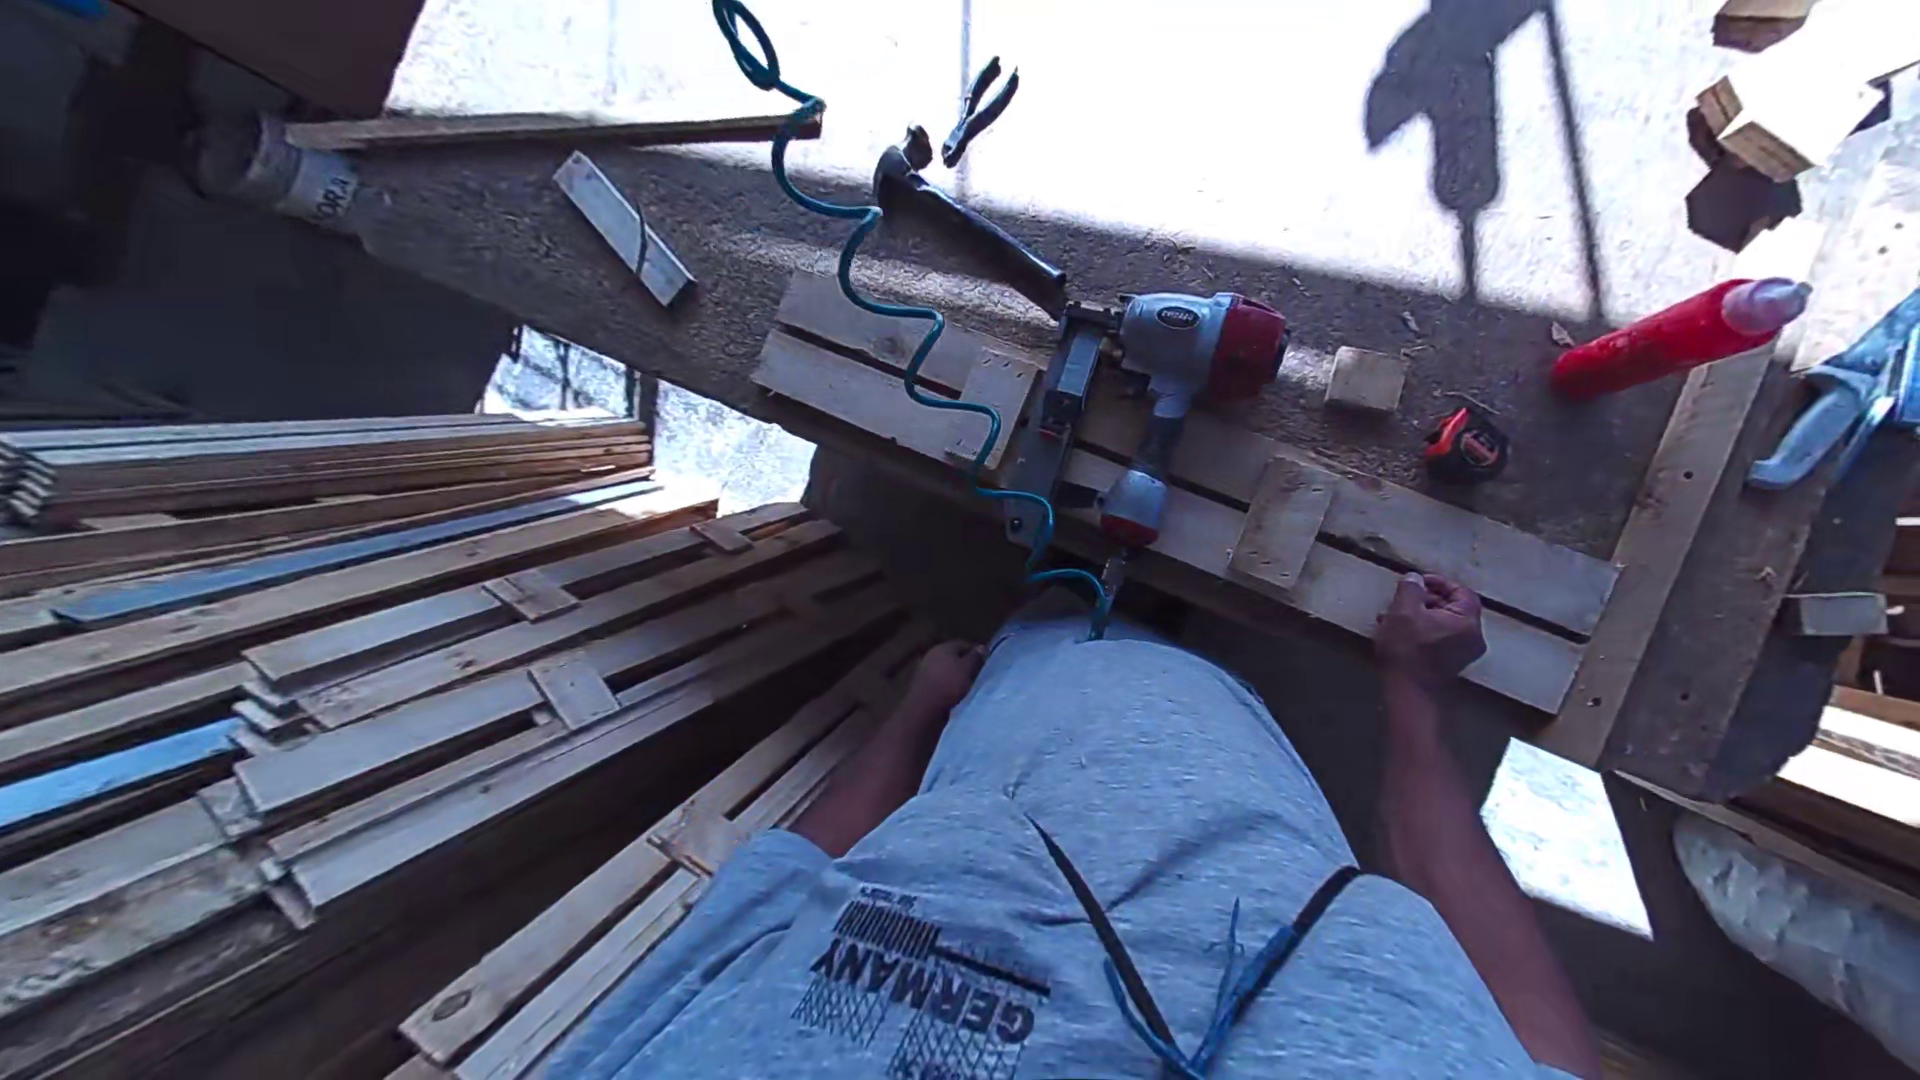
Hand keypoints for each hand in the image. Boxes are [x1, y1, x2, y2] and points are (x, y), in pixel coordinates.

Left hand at [903, 640, 985, 714]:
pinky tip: (954, 692)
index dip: (975, 652)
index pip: (963, 644)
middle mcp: (932, 654)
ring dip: (956, 675)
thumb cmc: (949, 684)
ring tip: (968, 685)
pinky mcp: (922, 682)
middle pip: (953, 656)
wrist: (924, 707)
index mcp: (943, 647)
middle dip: (965, 664)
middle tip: (977, 674)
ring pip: (946, 668)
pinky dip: (947, 683)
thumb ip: (974, 657)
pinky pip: (940, 679)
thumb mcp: (967, 669)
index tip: (985, 662)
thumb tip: (982, 647)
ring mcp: (925, 668)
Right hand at [1374, 572, 1485, 688]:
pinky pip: (1440, 636)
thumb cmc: (1406, 647)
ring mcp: (1464, 651)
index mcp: (1467, 621)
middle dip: (1425, 599)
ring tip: (1393, 615)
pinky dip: (1423, 629)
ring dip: (1420, 614)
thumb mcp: (1402, 612)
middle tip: (1401, 598)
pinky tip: (1399, 631)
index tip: (1416, 581)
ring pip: (1444, 622)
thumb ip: (1410, 590)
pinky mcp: (1451, 662)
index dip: (1439, 582)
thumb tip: (1415, 578)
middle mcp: (1473, 636)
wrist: (1407, 688)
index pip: (1461, 592)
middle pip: (1453, 607)